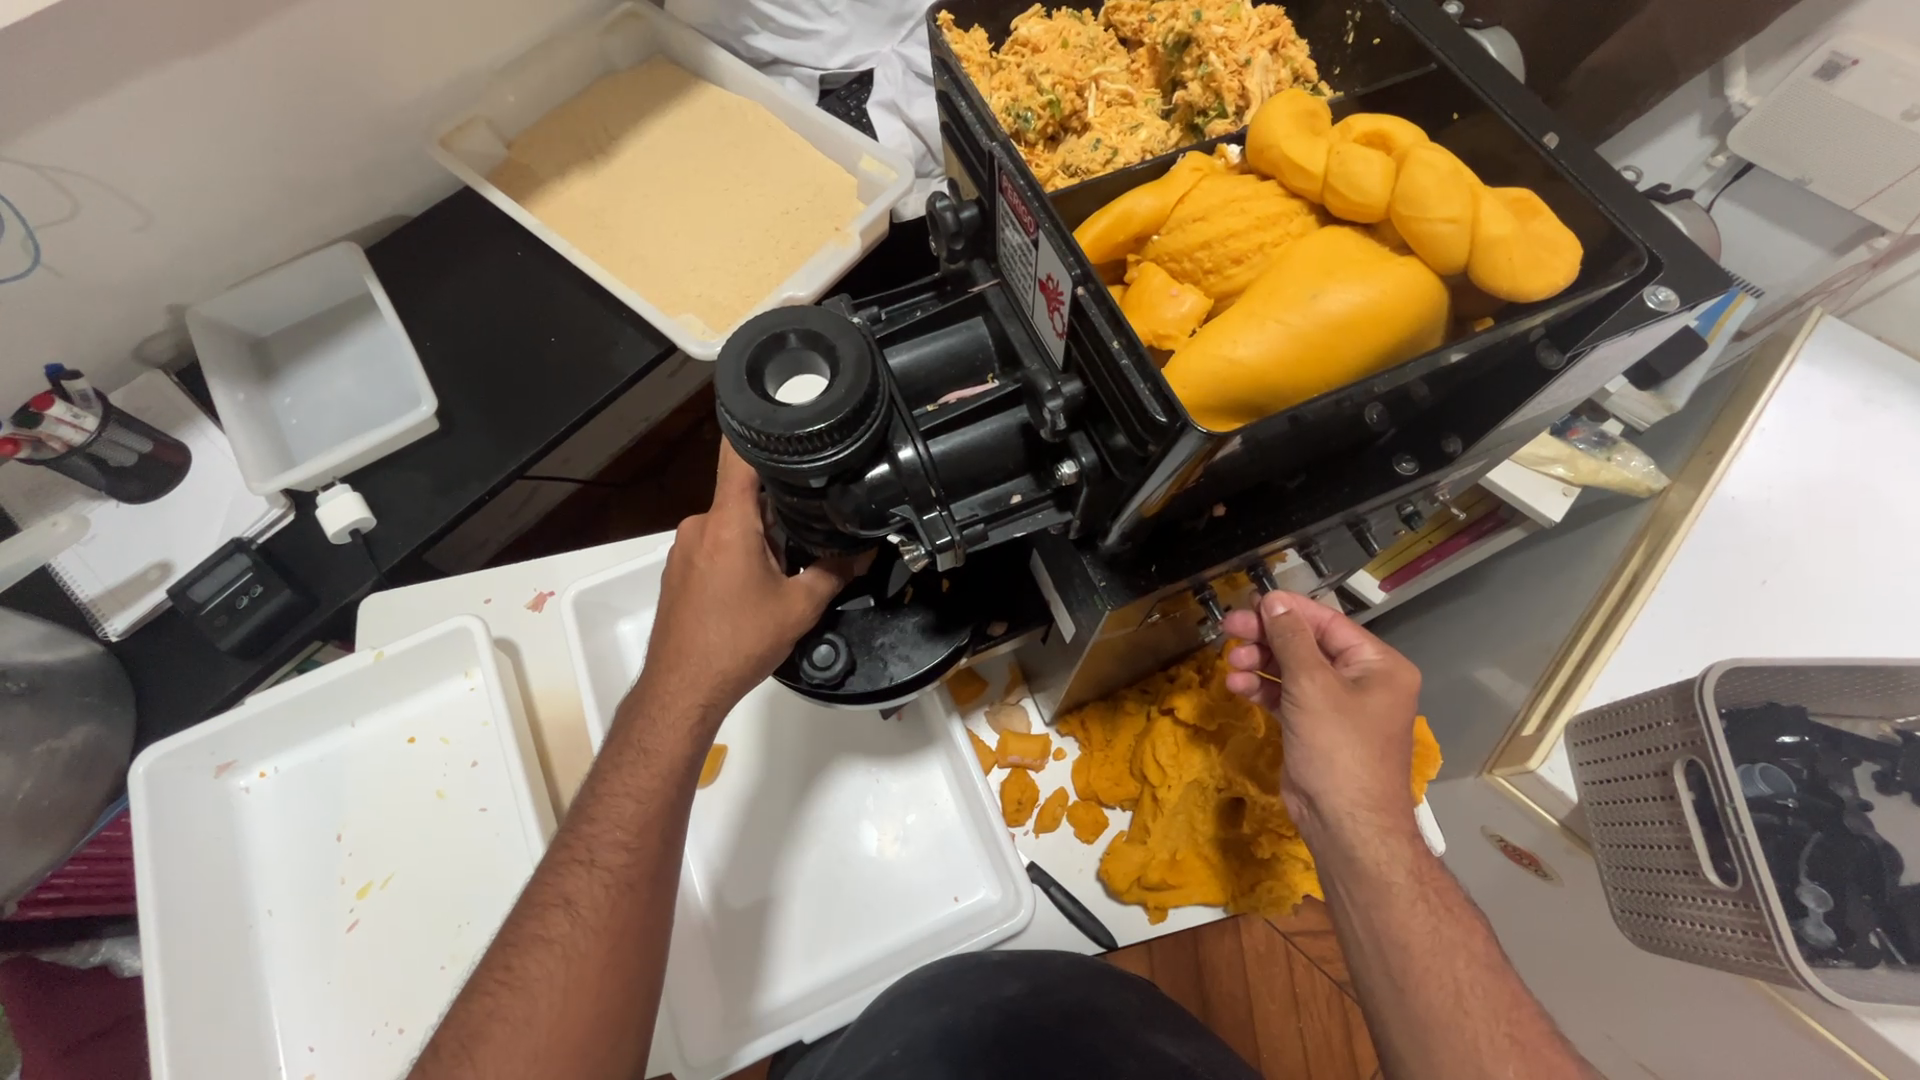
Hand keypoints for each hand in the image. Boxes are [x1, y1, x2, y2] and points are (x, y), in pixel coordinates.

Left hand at [633, 442, 864, 724]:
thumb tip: (864, 553)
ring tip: (786, 568)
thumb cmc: (737, 644)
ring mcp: (685, 549)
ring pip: (731, 524)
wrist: (683, 688)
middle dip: (778, 508)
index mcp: (728, 522)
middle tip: (811, 527)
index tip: (787, 421)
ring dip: (760, 537)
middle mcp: (700, 526)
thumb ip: (835, 572)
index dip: (762, 432)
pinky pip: (716, 546)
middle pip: (744, 495)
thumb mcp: (799, 607)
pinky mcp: (679, 571)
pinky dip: (739, 555)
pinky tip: (756, 588)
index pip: (739, 455)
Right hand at [1220, 592, 1421, 833]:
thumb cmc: (1338, 748)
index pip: (1327, 623)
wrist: (1345, 823)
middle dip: (1266, 637)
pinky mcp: (1314, 727)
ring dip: (1259, 663)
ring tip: (1231, 663)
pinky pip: (1285, 696)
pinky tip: (1237, 686)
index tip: (1249, 603)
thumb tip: (1273, 602)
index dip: (1286, 611)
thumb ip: (1290, 639)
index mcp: (1377, 664)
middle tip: (1228, 628)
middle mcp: (1361, 680)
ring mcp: (1337, 706)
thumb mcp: (1312, 685)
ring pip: (1291, 670)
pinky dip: (1262, 689)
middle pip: (1306, 644)